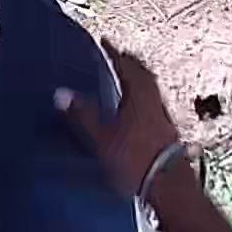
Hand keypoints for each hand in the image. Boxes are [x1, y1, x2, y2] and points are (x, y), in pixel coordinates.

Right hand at [55, 41, 185, 198]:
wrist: (171, 189)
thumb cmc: (137, 159)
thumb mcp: (101, 136)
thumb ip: (81, 113)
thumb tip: (61, 93)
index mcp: (138, 93)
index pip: (125, 63)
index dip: (114, 51)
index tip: (105, 42)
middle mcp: (154, 100)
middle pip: (143, 73)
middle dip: (130, 62)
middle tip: (119, 56)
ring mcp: (164, 117)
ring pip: (151, 88)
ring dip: (139, 79)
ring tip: (127, 80)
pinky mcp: (169, 134)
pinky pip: (155, 104)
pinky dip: (144, 98)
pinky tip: (138, 111)